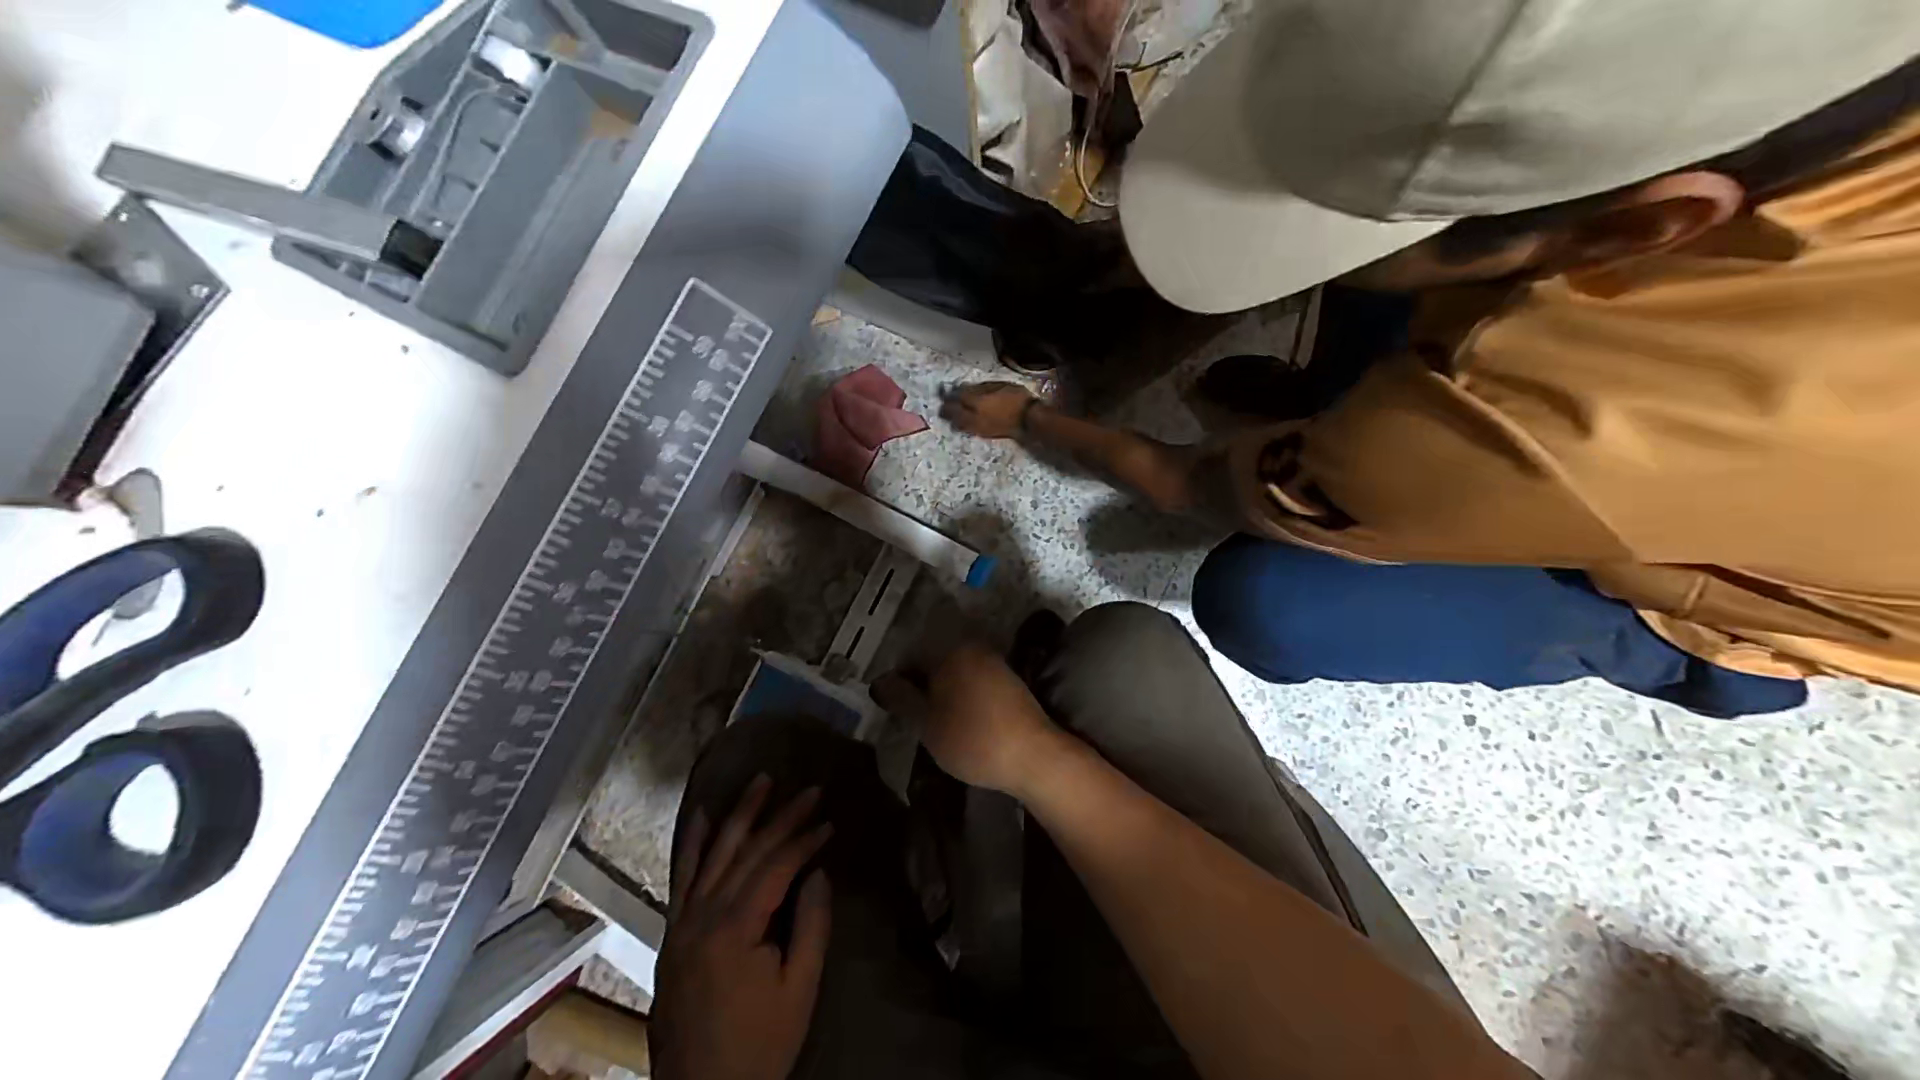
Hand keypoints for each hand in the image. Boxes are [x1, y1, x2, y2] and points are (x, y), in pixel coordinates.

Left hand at [652, 777, 832, 1079]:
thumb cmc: (760, 1044)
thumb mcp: (799, 989)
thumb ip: (811, 925)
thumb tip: (818, 871)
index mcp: (735, 928)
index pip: (775, 866)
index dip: (805, 840)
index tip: (830, 821)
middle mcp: (703, 915)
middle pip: (746, 852)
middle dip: (780, 817)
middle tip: (809, 789)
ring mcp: (683, 922)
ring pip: (713, 854)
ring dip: (738, 815)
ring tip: (760, 782)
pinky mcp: (674, 933)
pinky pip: (681, 877)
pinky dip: (692, 843)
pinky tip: (701, 816)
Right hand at [872, 644, 1069, 795]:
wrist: (1034, 757)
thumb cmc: (972, 738)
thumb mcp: (925, 723)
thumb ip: (899, 698)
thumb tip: (879, 681)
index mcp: (950, 650)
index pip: (910, 657)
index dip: (899, 685)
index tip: (900, 713)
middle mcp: (974, 648)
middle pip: (934, 663)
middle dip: (922, 689)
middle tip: (918, 722)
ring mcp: (995, 663)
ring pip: (955, 674)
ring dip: (943, 695)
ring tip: (940, 727)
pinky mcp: (1011, 682)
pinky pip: (975, 683)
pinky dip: (963, 699)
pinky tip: (965, 725)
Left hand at [941, 382, 1037, 439]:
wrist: (1028, 420)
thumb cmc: (1016, 398)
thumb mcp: (998, 385)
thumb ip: (979, 388)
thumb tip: (964, 388)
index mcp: (976, 402)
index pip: (956, 397)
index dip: (949, 393)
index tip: (944, 390)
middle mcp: (972, 416)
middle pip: (952, 413)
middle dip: (945, 407)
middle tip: (943, 403)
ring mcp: (977, 427)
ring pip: (957, 424)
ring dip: (951, 418)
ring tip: (949, 414)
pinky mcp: (982, 434)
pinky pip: (966, 429)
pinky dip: (961, 424)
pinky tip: (961, 421)